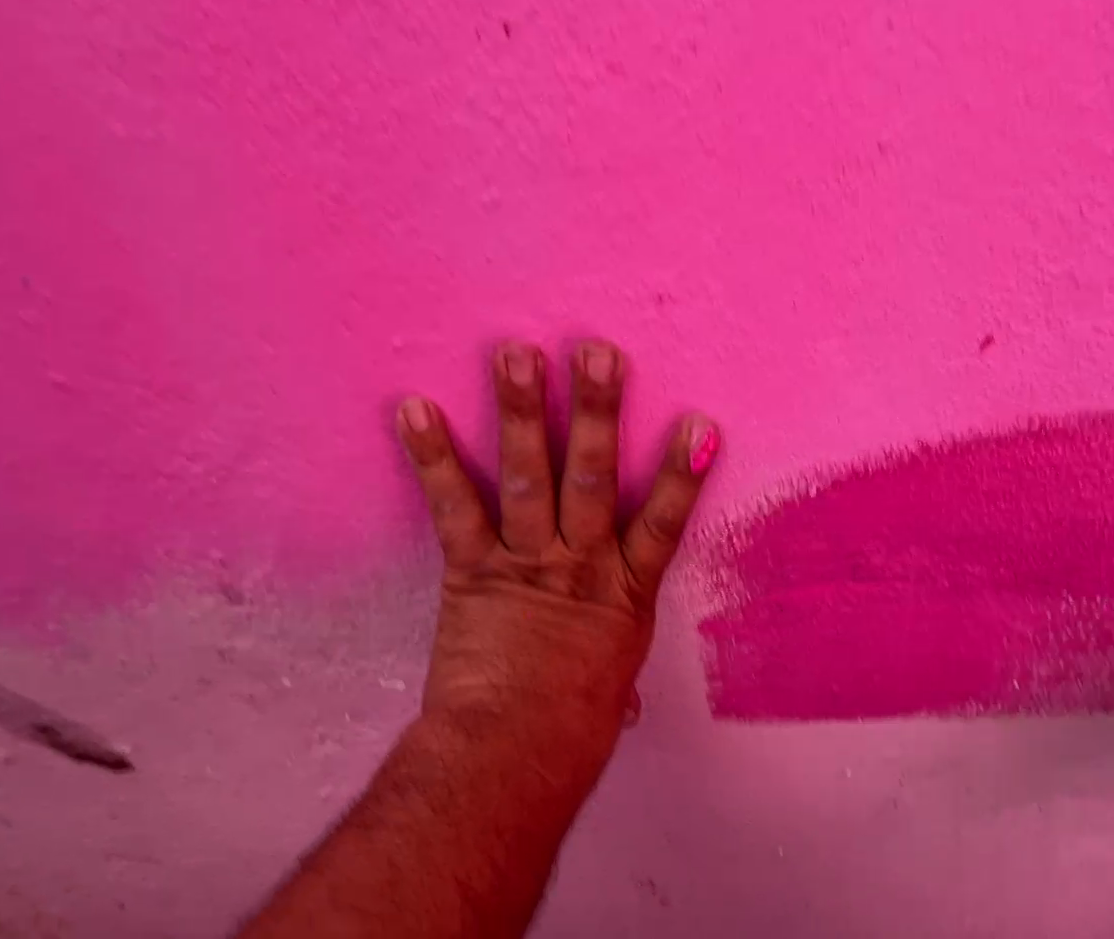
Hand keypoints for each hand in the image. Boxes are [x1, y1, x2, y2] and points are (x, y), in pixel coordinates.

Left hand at [395, 340, 717, 755]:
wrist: (510, 760)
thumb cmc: (573, 726)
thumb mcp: (614, 679)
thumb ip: (614, 644)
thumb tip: (617, 673)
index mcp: (626, 590)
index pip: (665, 522)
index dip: (683, 473)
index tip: (700, 424)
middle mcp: (580, 564)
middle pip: (592, 477)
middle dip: (596, 411)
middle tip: (596, 353)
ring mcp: (525, 563)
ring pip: (527, 477)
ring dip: (521, 412)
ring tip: (515, 355)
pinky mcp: (471, 572)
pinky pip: (454, 508)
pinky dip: (432, 457)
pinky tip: (414, 407)